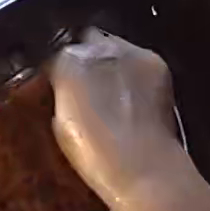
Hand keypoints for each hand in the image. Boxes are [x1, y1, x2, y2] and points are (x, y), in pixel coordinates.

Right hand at [46, 28, 184, 207]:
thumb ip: (60, 91)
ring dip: (110, 61)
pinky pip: (138, 57)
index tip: (63, 85)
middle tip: (89, 83)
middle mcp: (97, 45)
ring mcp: (128, 50)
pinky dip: (135, 70)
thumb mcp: (60, 123)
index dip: (60, 70)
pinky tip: (135, 94)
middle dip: (85, 57)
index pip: (56, 53)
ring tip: (114, 90)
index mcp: (67, 60)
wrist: (145, 170)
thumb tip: (63, 84)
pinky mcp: (154, 60)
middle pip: (85, 40)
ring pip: (113, 45)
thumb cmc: (95, 157)